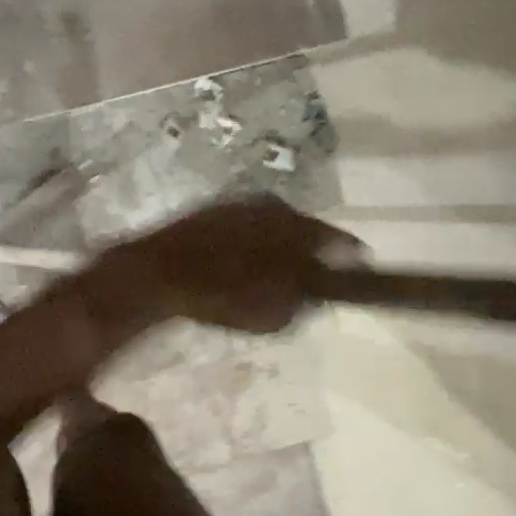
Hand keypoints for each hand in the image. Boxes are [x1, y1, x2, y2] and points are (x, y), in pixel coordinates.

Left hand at [87, 196, 361, 333]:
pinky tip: (242, 266)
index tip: (361, 270)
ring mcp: (237, 203)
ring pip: (274, 226)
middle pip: (305, 229)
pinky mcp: (210, 210)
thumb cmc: (220, 295)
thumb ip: (307, 299)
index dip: (351, 258)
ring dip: (281, 246)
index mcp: (294, 224)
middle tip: (316, 278)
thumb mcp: (275, 312)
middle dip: (313, 251)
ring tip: (276, 276)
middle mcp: (270, 204)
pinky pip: (246, 227)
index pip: (339, 240)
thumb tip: (321, 293)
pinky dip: (253, 243)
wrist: (154, 272)